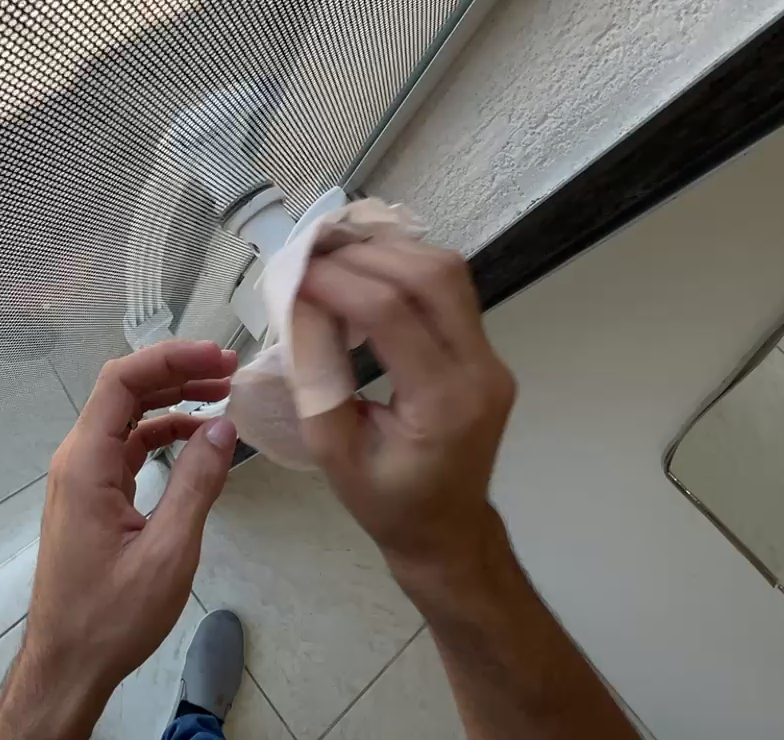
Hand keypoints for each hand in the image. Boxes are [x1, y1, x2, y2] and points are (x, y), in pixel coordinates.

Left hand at [0, 341, 239, 738]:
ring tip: (220, 391)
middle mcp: (78, 457)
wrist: (66, 666)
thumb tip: (224, 426)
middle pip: (124, 389)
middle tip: (229, 368)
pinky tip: (196, 436)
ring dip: (171, 397)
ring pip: (127, 414)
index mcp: (86, 462)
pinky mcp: (93, 492)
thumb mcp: (168, 552)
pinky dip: (163, 431)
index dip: (170, 358)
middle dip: (176, 370)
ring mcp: (83, 474)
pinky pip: (127, 444)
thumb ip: (197, 483)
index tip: (217, 357)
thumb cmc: (112, 615)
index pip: (121, 380)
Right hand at [294, 241, 638, 739]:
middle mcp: (481, 371)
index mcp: (444, 406)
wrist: (448, 532)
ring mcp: (491, 356)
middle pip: (431, 277)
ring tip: (334, 253)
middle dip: (363, 254)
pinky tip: (365, 267)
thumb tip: (299, 302)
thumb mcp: (332, 451)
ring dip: (387, 251)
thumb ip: (315, 375)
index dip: (337, 282)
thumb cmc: (386, 504)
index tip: (293, 274)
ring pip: (447, 270)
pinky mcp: (484, 348)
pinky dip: (404, 263)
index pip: (392, 314)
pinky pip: (449, 285)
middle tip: (312, 254)